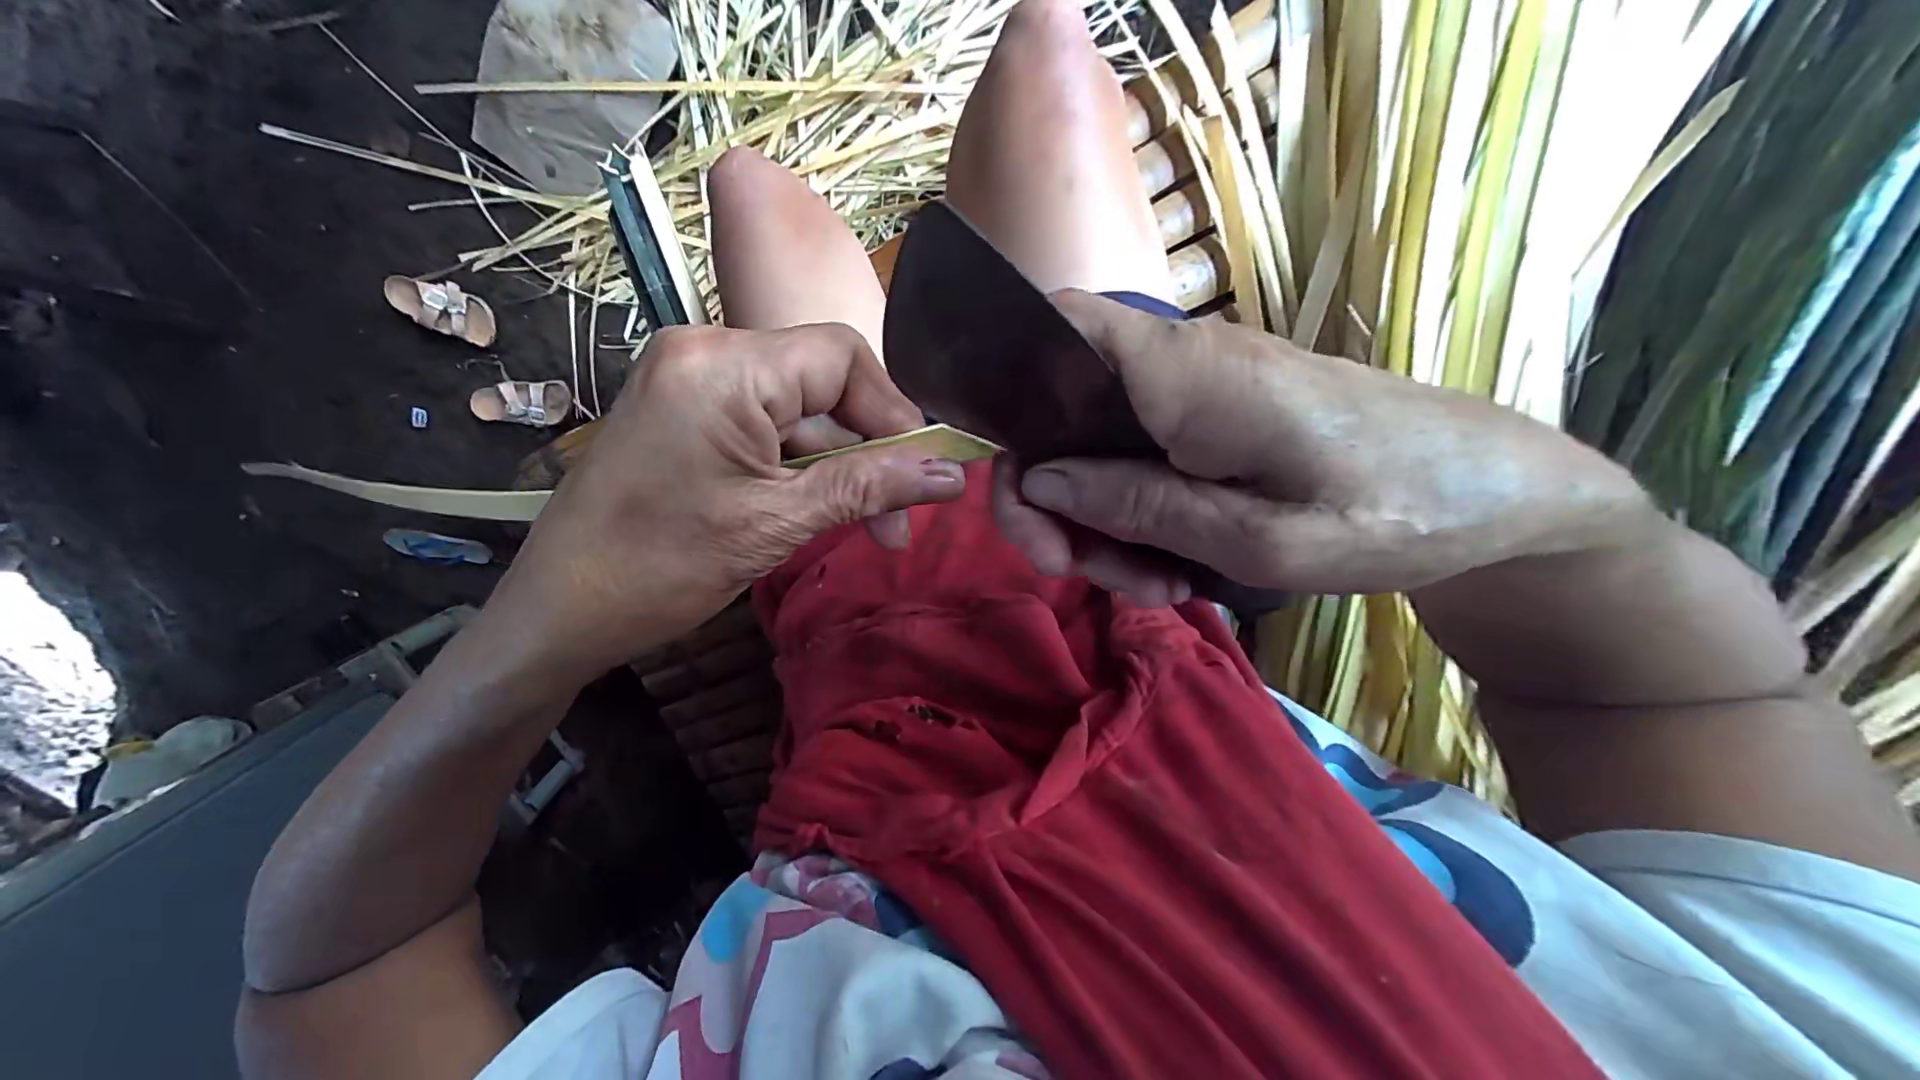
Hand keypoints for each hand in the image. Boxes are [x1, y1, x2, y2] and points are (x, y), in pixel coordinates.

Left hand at [482, 322, 967, 683]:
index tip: (921, 472)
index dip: (892, 411)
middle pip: (823, 382)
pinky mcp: (685, 406)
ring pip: (799, 409)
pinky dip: (799, 464)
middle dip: (867, 450)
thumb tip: (951, 476)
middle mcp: (706, 350)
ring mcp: (690, 376)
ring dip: (837, 465)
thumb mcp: (778, 525)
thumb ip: (870, 488)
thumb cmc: (662, 568)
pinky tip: (815, 509)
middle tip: (896, 522)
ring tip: (865, 528)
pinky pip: (765, 422)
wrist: (561, 608)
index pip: (842, 356)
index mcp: (724, 367)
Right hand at [994, 291, 1649, 601]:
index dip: (1005, 381)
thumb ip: (1142, 505)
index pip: (1057, 325)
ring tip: (1158, 589)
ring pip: (1098, 450)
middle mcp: (1178, 365)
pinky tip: (1177, 572)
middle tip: (1080, 574)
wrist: (1498, 496)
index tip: (1012, 483)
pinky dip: (1140, 521)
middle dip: (1052, 499)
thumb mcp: (1259, 541)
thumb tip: (1039, 480)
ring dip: (1103, 526)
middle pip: (1062, 412)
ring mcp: (1193, 395)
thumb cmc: (1393, 514)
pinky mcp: (1211, 422)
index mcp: (1184, 372)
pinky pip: (1142, 464)